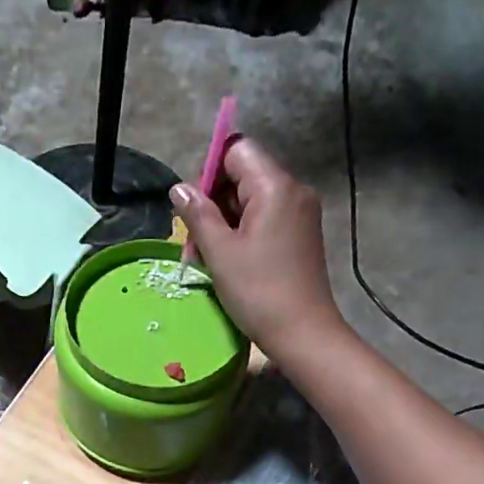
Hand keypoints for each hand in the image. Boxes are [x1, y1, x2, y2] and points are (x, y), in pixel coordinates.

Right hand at [171, 139, 343, 349]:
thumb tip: (179, 188)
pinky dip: (246, 232)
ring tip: (214, 257)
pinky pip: (268, 218)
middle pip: (245, 174)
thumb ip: (198, 214)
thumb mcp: (220, 253)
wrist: (304, 334)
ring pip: (254, 199)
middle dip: (216, 201)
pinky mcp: (303, 235)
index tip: (196, 210)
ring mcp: (302, 213)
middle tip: (199, 241)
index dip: (209, 172)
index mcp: (275, 186)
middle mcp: (294, 190)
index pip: (236, 150)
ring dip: (227, 221)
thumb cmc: (259, 293)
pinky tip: (235, 261)